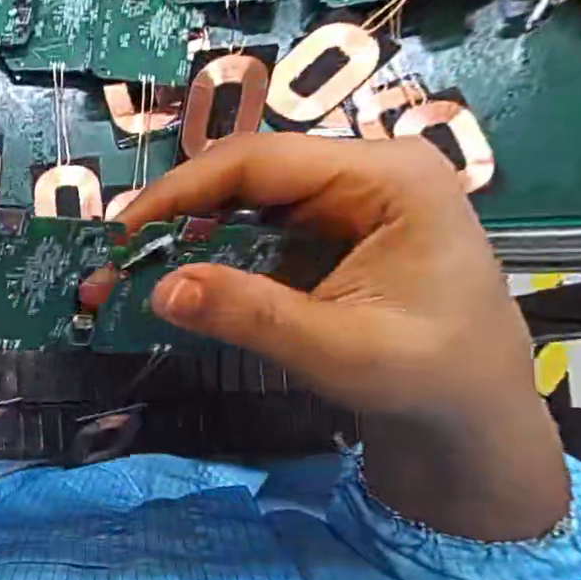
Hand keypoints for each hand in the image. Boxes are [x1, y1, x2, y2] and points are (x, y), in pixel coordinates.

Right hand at [116, 133, 568, 539]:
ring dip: (180, 241)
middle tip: (112, 263)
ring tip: (130, 275)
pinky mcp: (322, 241)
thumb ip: (250, 314)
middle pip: (241, 177)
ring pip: (238, 206)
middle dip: (170, 219)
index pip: (257, 161)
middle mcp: (360, 176)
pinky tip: (175, 285)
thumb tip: (160, 288)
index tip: (117, 235)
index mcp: (385, 177)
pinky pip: (249, 238)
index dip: (177, 193)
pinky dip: (205, 261)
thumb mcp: (338, 349)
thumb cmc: (427, 379)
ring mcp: (341, 208)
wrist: (469, 418)